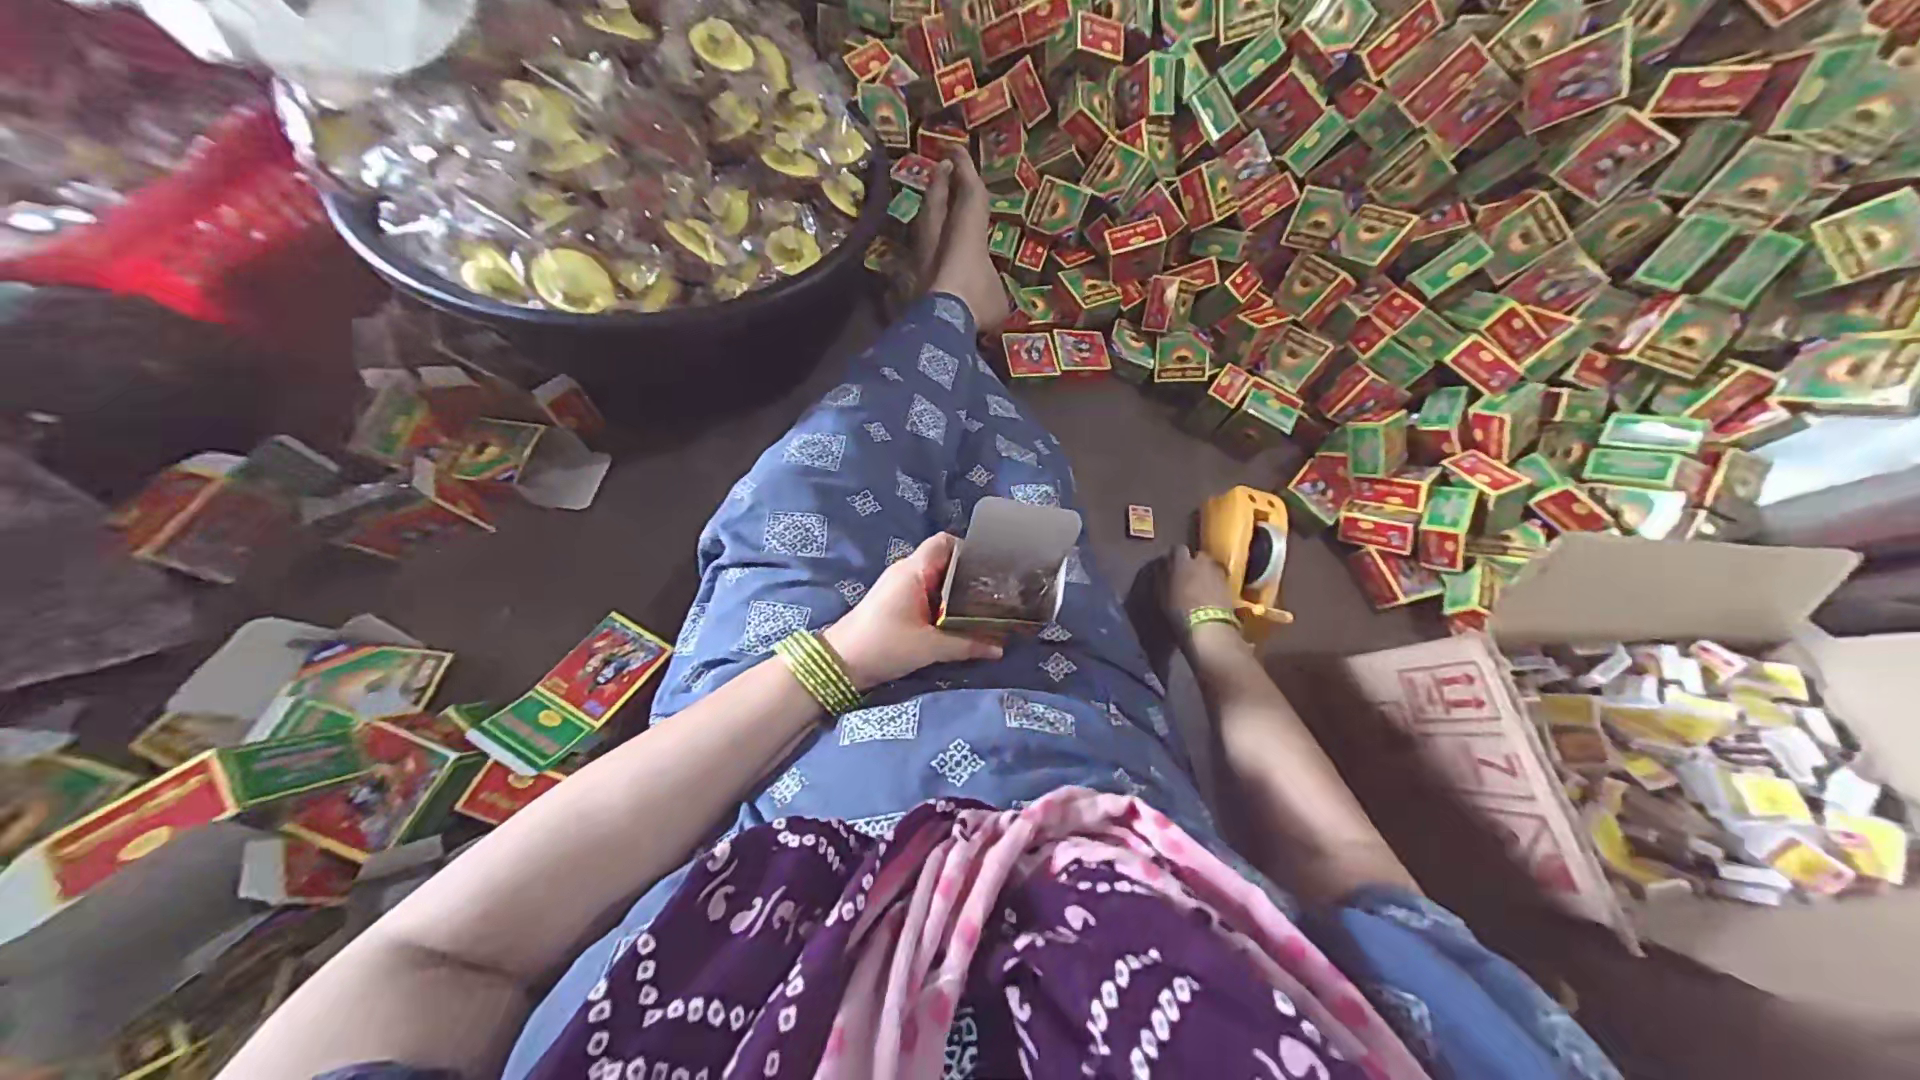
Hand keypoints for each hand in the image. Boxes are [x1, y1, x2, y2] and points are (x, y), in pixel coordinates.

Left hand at [822, 533, 1002, 690]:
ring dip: (955, 592)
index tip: (990, 569)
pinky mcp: (895, 602)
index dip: (969, 549)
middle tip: (993, 592)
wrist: (840, 663)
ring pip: (935, 579)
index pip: (945, 542)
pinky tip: (957, 619)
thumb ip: (967, 645)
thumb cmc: (884, 646)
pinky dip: (941, 602)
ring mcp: (898, 586)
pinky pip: (925, 592)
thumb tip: (1000, 647)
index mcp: (914, 571)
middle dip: (968, 575)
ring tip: (981, 606)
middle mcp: (906, 572)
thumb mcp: (929, 648)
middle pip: (944, 561)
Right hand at [1160, 544, 1236, 625]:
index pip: (1177, 549)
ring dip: (1205, 573)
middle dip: (1194, 562)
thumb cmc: (1178, 610)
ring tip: (1200, 586)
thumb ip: (1162, 577)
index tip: (1170, 564)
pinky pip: (1219, 579)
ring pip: (1210, 567)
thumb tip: (1162, 567)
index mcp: (1182, 561)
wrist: (1209, 626)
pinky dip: (1214, 583)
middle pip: (1198, 556)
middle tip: (1187, 575)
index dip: (1174, 556)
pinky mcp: (1229, 585)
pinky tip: (1210, 595)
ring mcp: (1218, 572)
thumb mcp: (1162, 594)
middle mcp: (1202, 562)